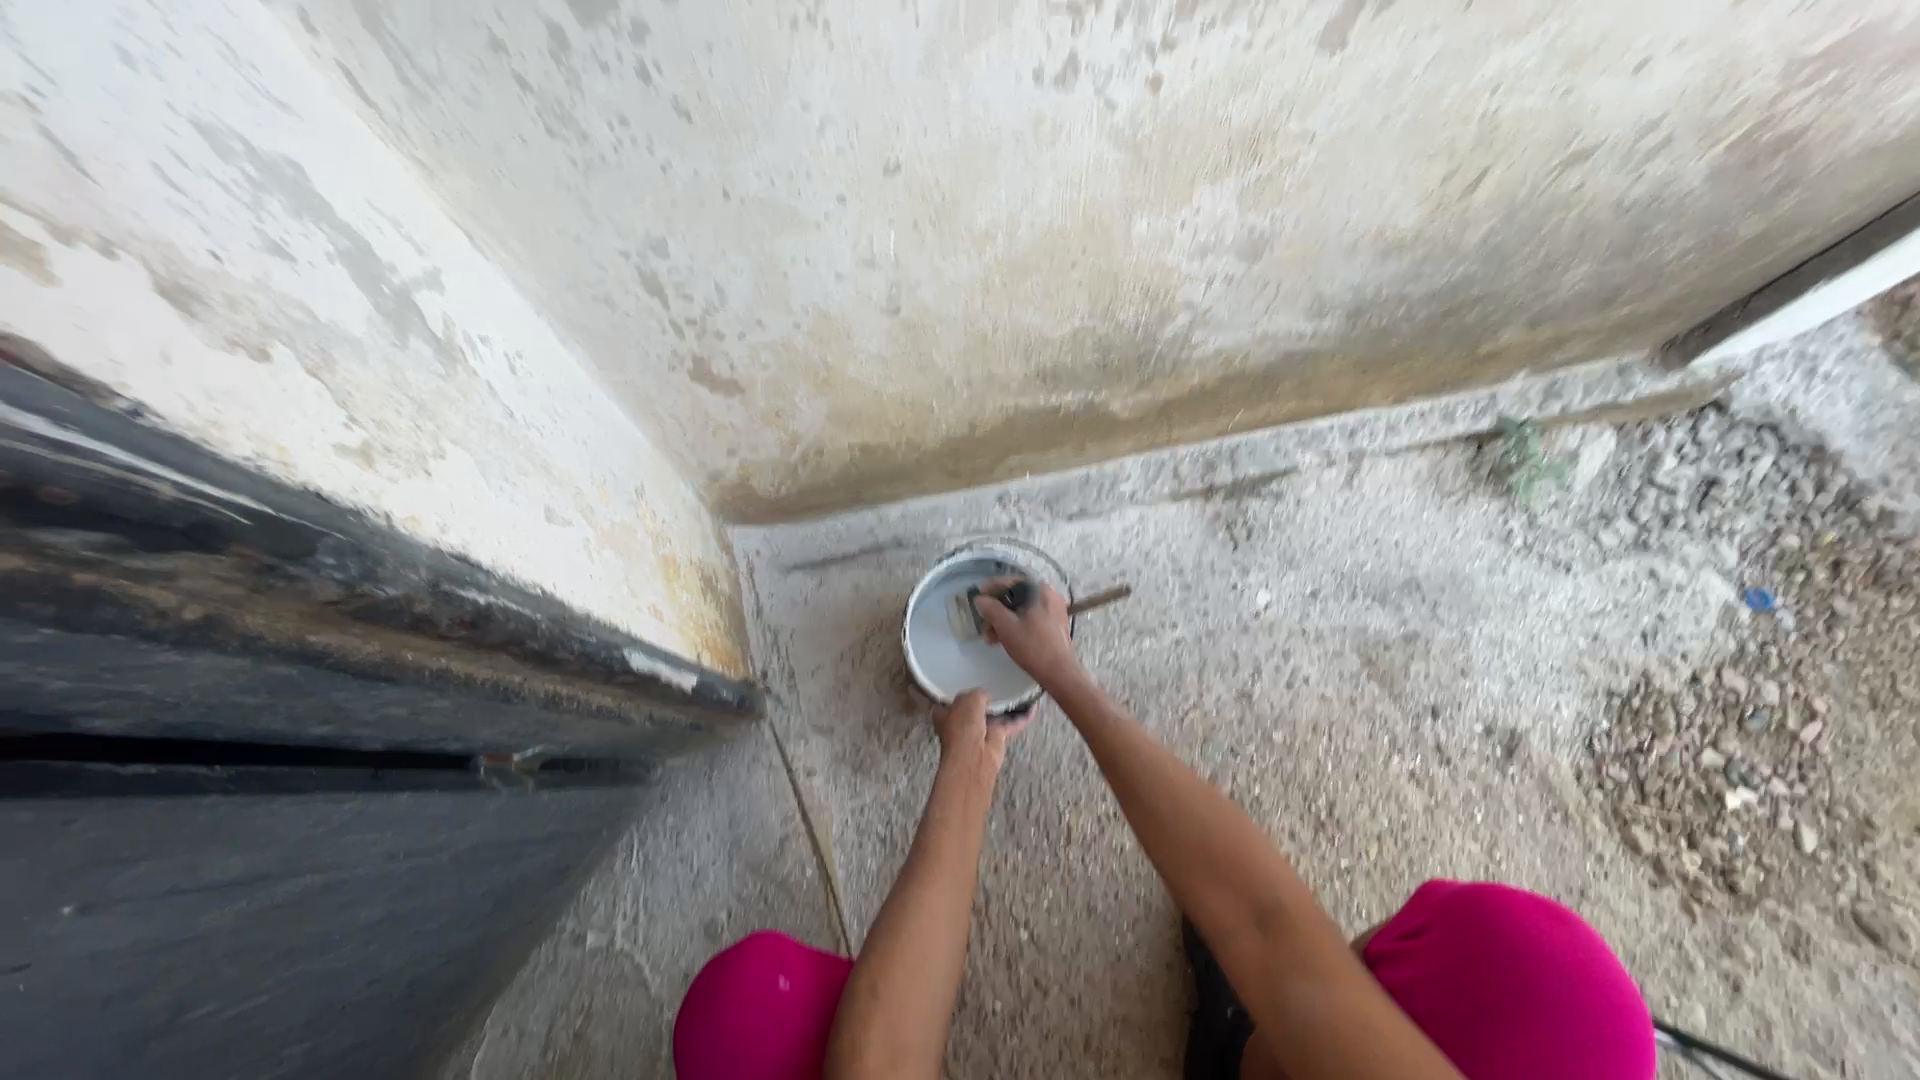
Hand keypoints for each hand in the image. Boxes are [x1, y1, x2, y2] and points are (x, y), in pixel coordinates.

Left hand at [934, 689, 1026, 771]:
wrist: (974, 755)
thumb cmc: (963, 725)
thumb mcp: (968, 698)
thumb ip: (978, 693)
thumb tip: (987, 697)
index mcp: (945, 713)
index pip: (951, 700)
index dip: (959, 691)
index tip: (970, 681)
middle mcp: (962, 723)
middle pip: (975, 707)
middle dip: (986, 698)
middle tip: (999, 682)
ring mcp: (980, 731)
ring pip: (995, 715)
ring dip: (1007, 706)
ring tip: (1019, 690)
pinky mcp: (997, 738)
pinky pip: (1011, 724)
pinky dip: (1022, 717)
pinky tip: (1033, 707)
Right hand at [972, 580, 1080, 686]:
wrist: (1059, 672)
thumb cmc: (1032, 647)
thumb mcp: (1006, 626)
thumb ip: (990, 608)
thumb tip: (980, 599)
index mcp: (1039, 590)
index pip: (1009, 582)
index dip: (990, 589)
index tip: (976, 598)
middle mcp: (1048, 594)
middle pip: (1014, 596)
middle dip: (996, 611)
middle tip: (984, 626)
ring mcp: (1053, 609)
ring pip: (1021, 608)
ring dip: (1003, 620)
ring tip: (991, 638)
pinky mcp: (1054, 622)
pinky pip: (1030, 616)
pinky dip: (1016, 624)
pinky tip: (1004, 639)